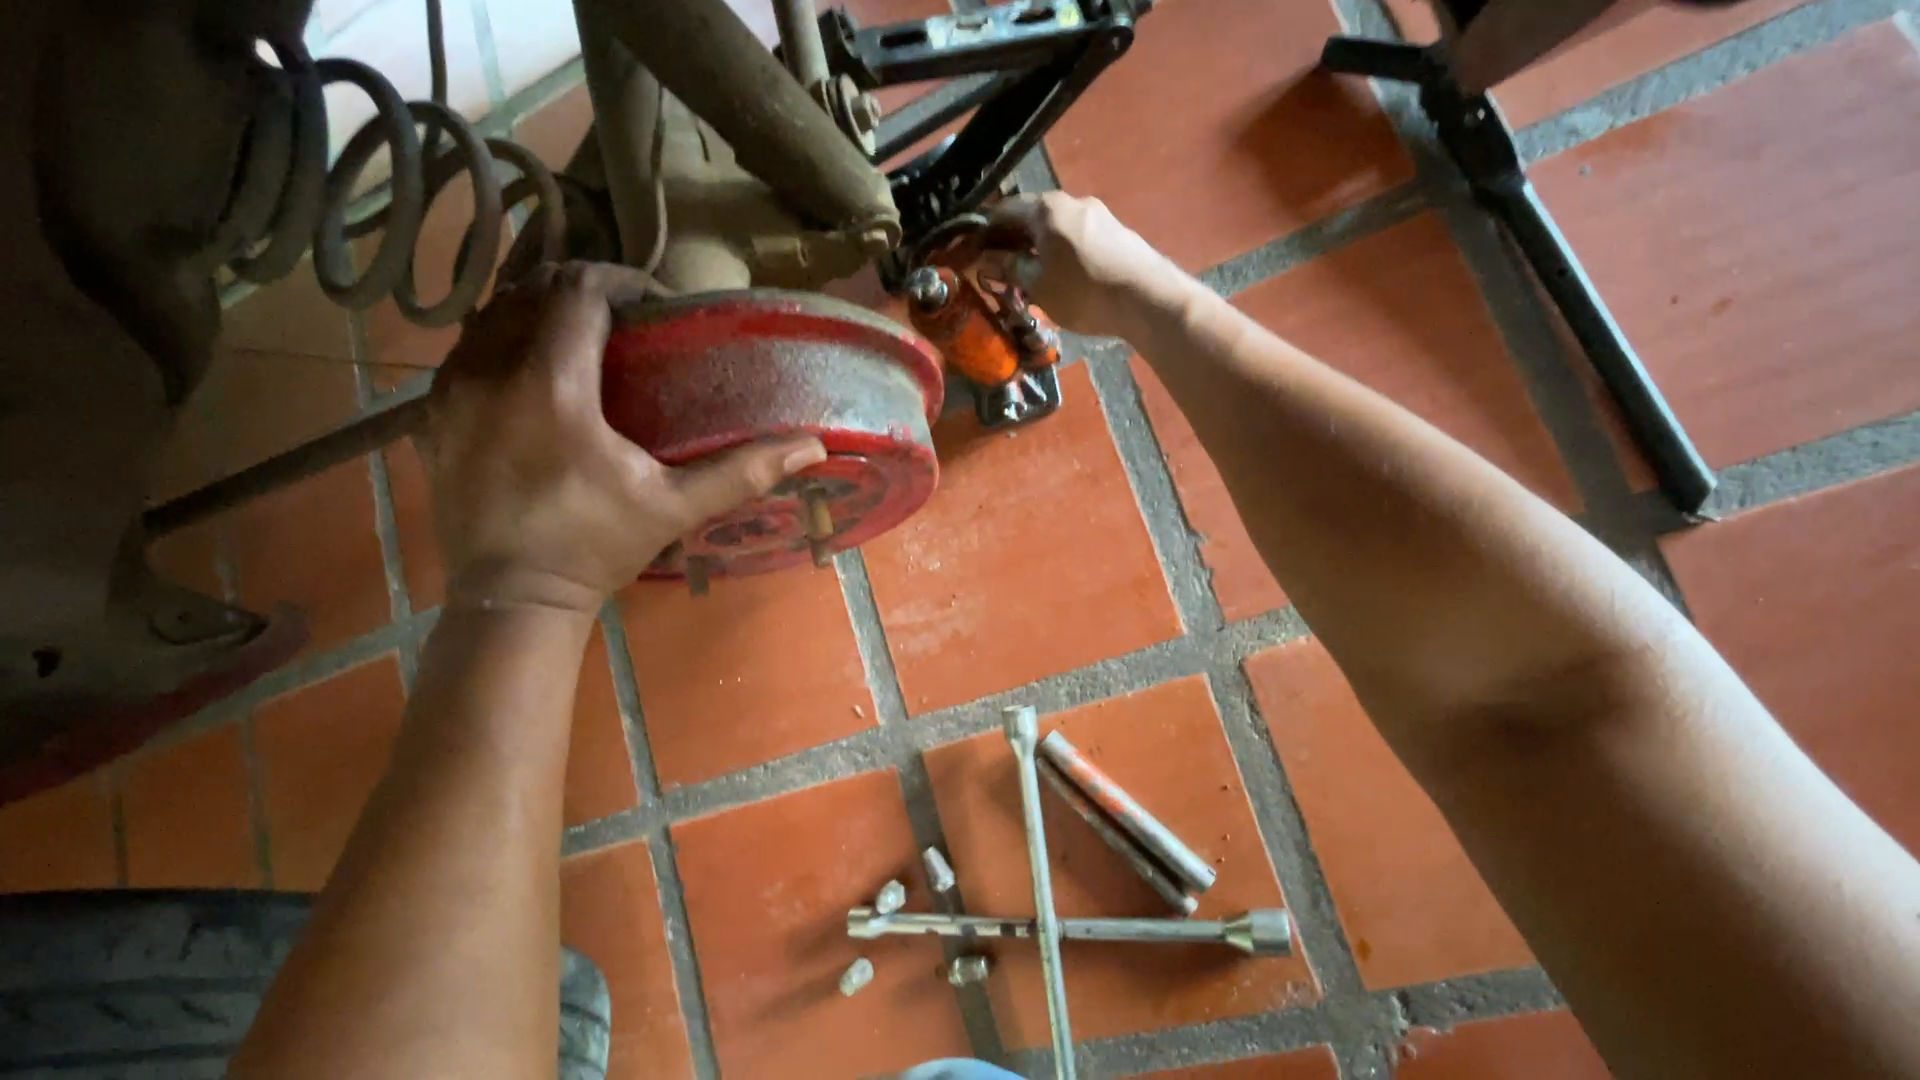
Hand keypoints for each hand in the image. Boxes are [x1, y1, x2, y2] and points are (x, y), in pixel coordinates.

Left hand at [421, 261, 825, 614]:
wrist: (512, 598)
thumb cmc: (597, 547)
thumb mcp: (674, 508)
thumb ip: (740, 471)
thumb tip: (812, 446)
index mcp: (553, 386)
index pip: (577, 290)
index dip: (618, 278)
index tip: (652, 300)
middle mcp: (491, 373)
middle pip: (530, 289)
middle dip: (579, 288)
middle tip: (621, 313)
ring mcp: (451, 393)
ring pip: (490, 313)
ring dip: (536, 308)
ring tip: (578, 332)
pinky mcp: (433, 416)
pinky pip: (463, 350)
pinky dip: (500, 340)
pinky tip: (530, 368)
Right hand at [983, 192, 1195, 341]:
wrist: (1148, 299)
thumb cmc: (1083, 292)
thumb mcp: (1038, 285)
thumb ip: (1010, 269)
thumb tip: (986, 260)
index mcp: (1047, 209)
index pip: (1005, 210)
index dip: (986, 231)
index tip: (975, 253)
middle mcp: (1073, 202)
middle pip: (1033, 218)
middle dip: (1014, 242)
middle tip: (1002, 270)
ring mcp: (1099, 216)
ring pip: (1057, 229)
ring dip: (1040, 249)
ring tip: (1032, 278)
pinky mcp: (1117, 233)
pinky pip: (1079, 238)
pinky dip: (1063, 253)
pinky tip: (1063, 278)